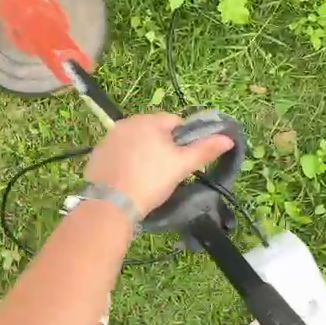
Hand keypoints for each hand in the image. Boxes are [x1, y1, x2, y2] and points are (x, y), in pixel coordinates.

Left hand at [83, 113, 233, 217]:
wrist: (111, 203)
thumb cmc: (151, 181)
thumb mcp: (181, 166)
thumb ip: (204, 150)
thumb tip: (228, 138)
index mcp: (149, 121)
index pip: (174, 121)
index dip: (183, 139)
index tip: (181, 160)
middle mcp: (127, 122)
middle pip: (153, 129)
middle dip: (162, 145)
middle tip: (165, 170)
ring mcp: (109, 137)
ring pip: (135, 140)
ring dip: (143, 151)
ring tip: (146, 176)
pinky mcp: (97, 153)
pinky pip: (119, 152)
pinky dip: (126, 160)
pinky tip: (128, 178)